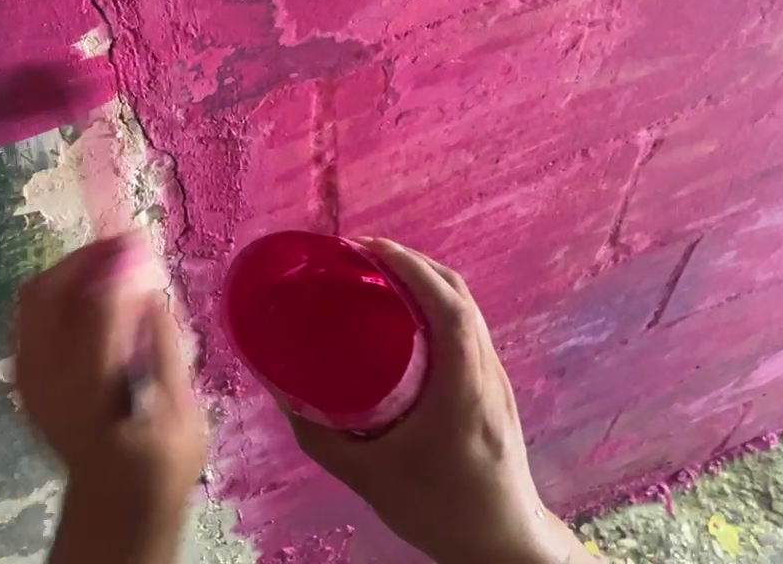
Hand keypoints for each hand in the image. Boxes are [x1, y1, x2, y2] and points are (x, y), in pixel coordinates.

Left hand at [14, 234, 206, 563]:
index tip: (140, 240)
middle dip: (84, 257)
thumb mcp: (184, 410)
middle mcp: (46, 379)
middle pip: (49, 293)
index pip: (95, 307)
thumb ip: (164, 345)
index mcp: (91, 392)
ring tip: (107, 255)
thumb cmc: (161, 458)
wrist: (113, 503)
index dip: (116, 265)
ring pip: (33, 297)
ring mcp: (26, 376)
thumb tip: (147, 286)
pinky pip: (30, 311)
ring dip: (69, 267)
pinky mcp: (22, 373)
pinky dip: (57, 287)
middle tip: (121, 240)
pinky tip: (87, 283)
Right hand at [274, 238, 597, 563]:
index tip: (364, 249)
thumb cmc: (438, 510)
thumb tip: (277, 387)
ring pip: (467, 304)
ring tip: (374, 270)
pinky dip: (434, 297)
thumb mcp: (366, 477)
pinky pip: (467, 321)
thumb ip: (317, 434)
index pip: (449, 309)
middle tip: (358, 254)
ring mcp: (496, 377)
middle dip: (410, 260)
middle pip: (459, 294)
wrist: (505, 546)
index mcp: (462, 392)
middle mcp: (486, 374)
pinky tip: (401, 306)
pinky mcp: (494, 384)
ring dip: (423, 275)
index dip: (410, 267)